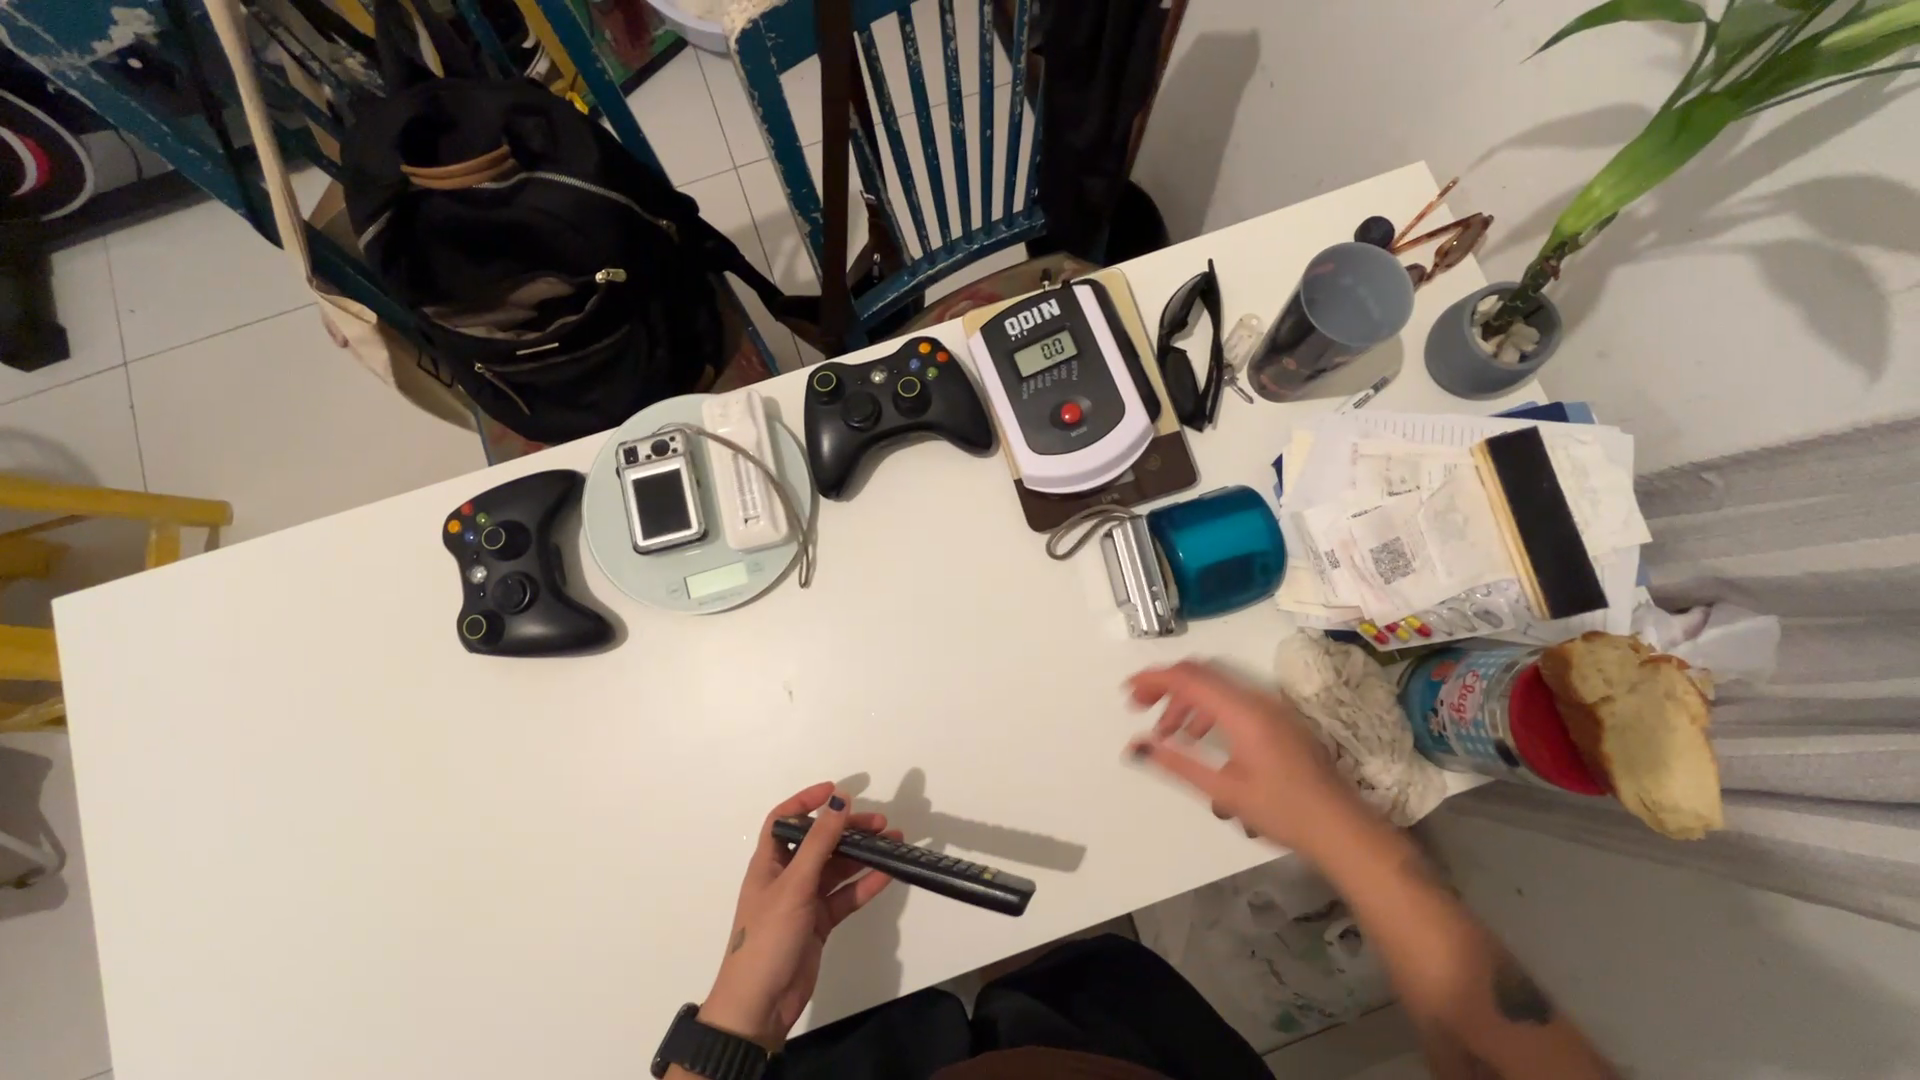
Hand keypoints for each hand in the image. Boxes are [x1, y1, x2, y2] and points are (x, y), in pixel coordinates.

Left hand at [698, 782, 897, 1049]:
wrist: (759, 1005)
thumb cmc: (768, 938)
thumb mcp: (795, 885)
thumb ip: (820, 841)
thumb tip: (838, 798)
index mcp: (768, 863)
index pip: (784, 819)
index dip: (806, 801)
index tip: (837, 790)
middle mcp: (786, 877)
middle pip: (819, 842)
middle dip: (847, 829)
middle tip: (881, 824)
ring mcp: (804, 901)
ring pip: (837, 868)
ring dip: (862, 855)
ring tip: (894, 844)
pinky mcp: (820, 923)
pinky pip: (845, 896)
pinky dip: (865, 885)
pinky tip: (887, 874)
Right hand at [1125, 660, 1375, 858]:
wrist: (1340, 827)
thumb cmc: (1281, 812)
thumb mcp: (1222, 791)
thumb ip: (1176, 763)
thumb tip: (1136, 746)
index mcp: (1243, 712)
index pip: (1189, 678)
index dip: (1153, 679)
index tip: (1128, 691)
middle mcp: (1258, 700)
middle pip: (1202, 674)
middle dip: (1167, 686)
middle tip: (1140, 707)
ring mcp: (1272, 708)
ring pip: (1218, 686)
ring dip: (1187, 701)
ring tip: (1169, 732)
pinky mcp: (1279, 719)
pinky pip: (1234, 699)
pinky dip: (1208, 708)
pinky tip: (1201, 737)